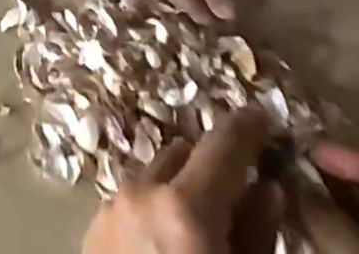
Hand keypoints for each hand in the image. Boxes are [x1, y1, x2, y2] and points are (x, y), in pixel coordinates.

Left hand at [81, 107, 278, 253]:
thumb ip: (257, 234)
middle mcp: (141, 193)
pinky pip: (132, 198)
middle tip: (238, 192)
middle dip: (211, 165)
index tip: (264, 118)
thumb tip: (266, 188)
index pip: (222, 144)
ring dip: (181, 184)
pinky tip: (170, 245)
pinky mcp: (92, 231)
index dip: (247, 127)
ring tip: (204, 226)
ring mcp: (110, 209)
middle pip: (183, 153)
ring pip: (155, 173)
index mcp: (184, 207)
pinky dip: (155, 205)